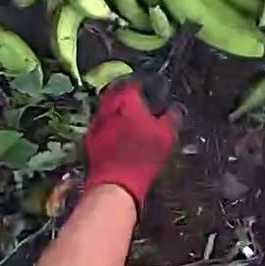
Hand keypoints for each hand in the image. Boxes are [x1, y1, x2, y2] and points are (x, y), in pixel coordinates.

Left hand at [82, 82, 179, 209]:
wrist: (116, 181)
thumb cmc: (145, 154)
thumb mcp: (167, 134)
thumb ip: (171, 117)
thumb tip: (174, 108)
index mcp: (128, 99)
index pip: (134, 84)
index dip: (143, 86)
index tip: (149, 91)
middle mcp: (109, 106)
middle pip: (116, 93)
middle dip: (126, 96)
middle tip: (138, 103)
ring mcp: (97, 122)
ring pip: (107, 109)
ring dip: (116, 111)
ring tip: (128, 118)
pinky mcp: (89, 138)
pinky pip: (100, 125)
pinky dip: (108, 126)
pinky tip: (116, 134)